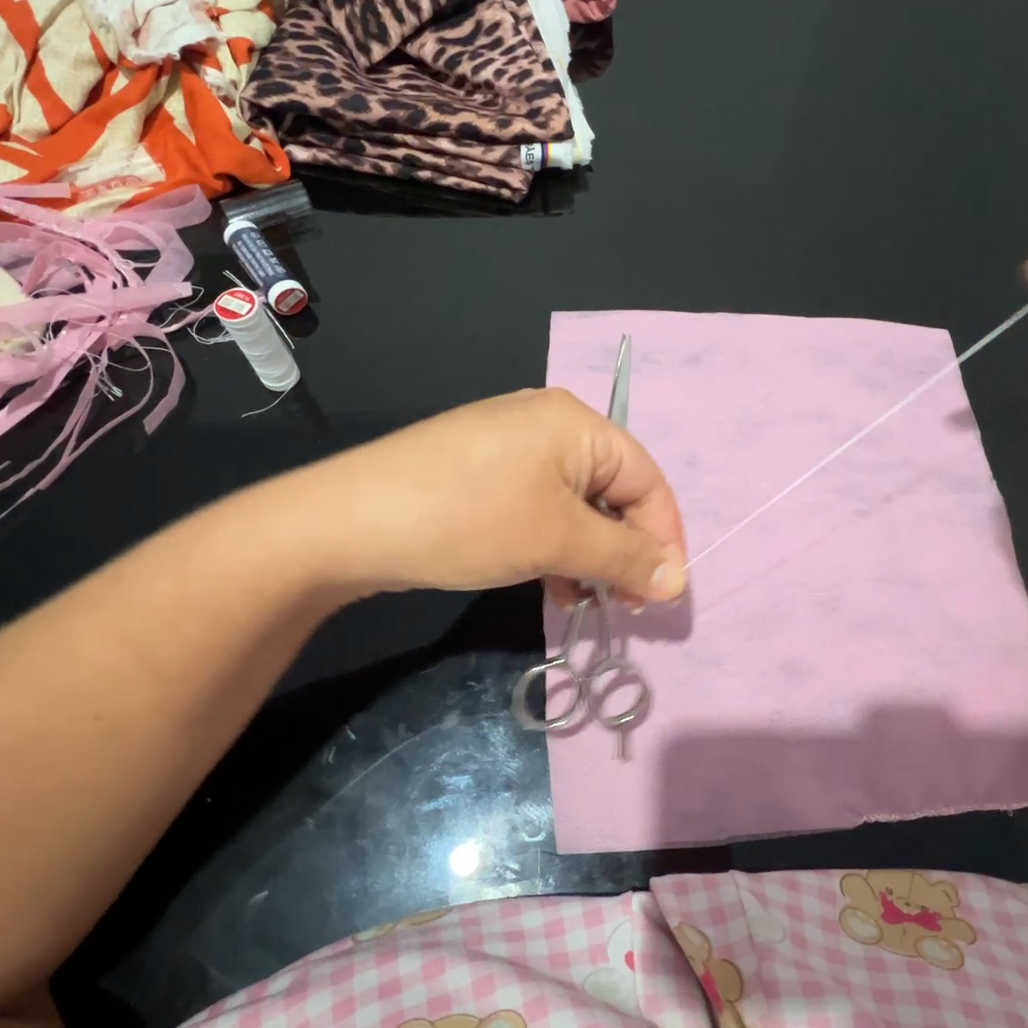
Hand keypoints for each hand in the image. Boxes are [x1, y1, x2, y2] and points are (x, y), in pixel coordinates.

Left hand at [266, 388, 688, 602]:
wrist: (349, 523)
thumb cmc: (470, 520)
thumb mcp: (558, 540)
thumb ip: (625, 558)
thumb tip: (677, 581)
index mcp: (576, 423)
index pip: (648, 479)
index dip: (664, 538)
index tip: (663, 595)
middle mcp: (548, 424)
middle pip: (614, 490)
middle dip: (625, 549)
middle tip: (626, 603)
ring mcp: (510, 447)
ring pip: (575, 505)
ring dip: (590, 555)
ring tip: (587, 601)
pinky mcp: (482, 474)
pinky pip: (539, 509)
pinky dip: (554, 546)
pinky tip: (552, 585)